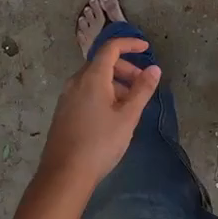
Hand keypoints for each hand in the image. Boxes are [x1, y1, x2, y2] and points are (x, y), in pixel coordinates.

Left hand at [39, 37, 161, 186]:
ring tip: (131, 104)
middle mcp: (76, 82)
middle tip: (142, 85)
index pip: (110, 48)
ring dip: (115, 83)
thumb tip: (154, 69)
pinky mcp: (63, 112)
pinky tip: (113, 115)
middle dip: (125, 68)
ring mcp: (66, 97)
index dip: (129, 44)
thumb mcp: (128, 117)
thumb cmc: (100, 143)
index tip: (146, 49)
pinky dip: (103, 93)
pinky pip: (86, 91)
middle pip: (102, 63)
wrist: (65, 174)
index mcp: (91, 77)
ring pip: (94, 79)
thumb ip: (142, 90)